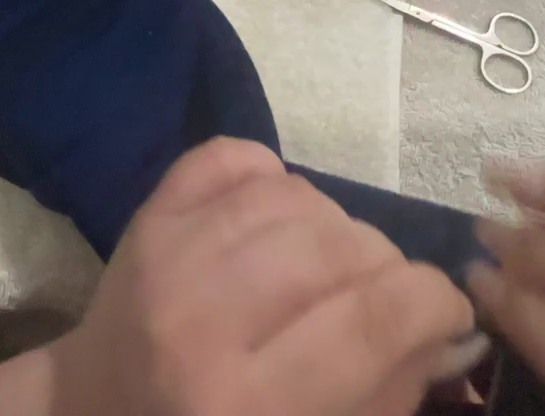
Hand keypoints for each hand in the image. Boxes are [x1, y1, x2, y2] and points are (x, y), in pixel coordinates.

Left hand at [50, 137, 486, 415]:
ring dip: (333, 221)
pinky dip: (270, 171)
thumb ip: (386, 391)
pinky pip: (230, 156)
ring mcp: (166, 254)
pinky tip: (280, 210)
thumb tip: (450, 325)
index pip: (372, 319)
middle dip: (385, 263)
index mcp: (245, 406)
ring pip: (292, 196)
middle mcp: (201, 320)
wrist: (95, 412)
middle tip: (384, 291)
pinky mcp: (147, 213)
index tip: (448, 306)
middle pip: (335, 247)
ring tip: (331, 259)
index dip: (434, 300)